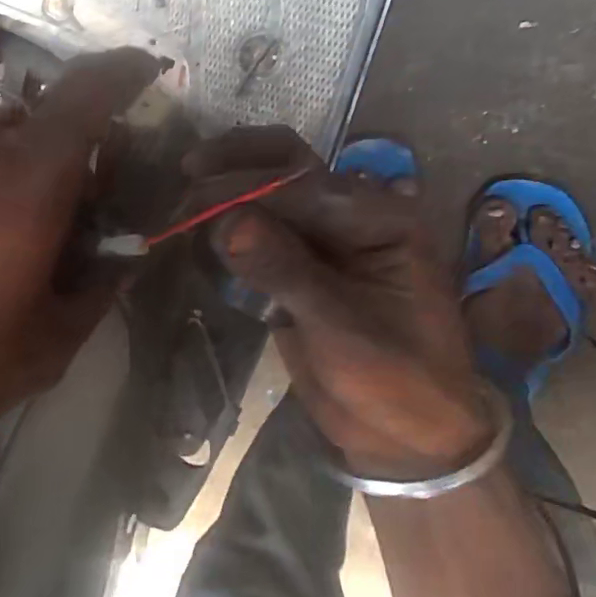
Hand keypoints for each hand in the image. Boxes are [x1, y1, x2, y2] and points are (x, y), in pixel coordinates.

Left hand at [0, 47, 161, 515]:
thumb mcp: (41, 349)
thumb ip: (95, 289)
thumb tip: (119, 255)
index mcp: (28, 176)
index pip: (90, 91)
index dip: (124, 71)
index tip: (143, 72)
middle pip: (37, 123)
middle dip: (64, 155)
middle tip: (65, 211)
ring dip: (7, 170)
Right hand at [186, 128, 494, 477]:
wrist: (408, 436)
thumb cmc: (396, 382)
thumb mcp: (342, 329)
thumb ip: (285, 270)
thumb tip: (226, 220)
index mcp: (382, 217)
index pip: (303, 183)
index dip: (246, 186)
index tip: (196, 200)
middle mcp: (354, 213)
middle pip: (288, 163)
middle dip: (237, 160)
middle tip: (190, 169)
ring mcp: (325, 234)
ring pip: (271, 187)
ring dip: (229, 183)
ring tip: (187, 196)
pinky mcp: (300, 260)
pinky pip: (261, 225)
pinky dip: (229, 218)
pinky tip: (201, 226)